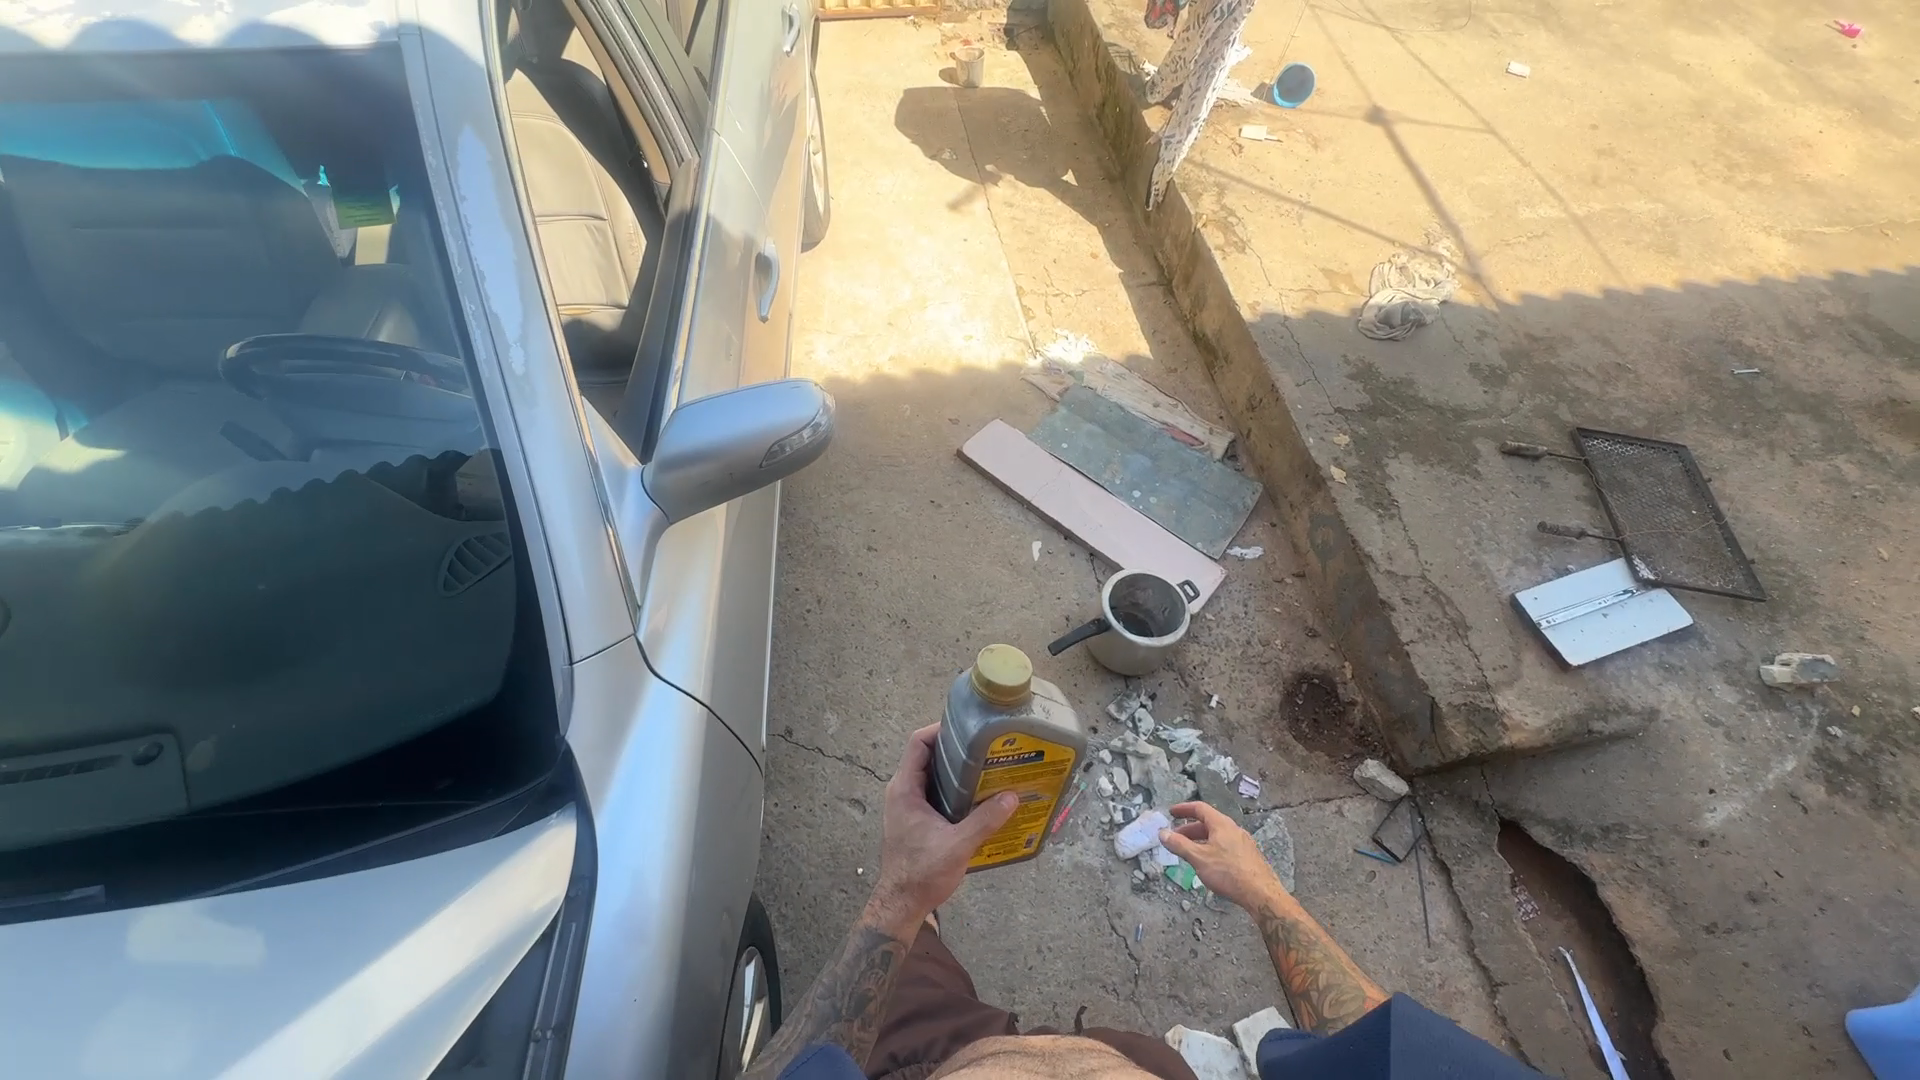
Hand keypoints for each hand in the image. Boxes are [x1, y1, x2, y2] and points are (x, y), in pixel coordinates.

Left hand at [868, 725, 1016, 927]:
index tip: (968, 728)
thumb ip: (984, 821)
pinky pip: (936, 792)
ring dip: (957, 770)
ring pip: (933, 775)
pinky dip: (954, 789)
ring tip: (988, 768)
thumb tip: (1012, 797)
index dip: (940, 729)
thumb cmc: (921, 874)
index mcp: (905, 788)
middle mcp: (903, 791)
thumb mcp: (957, 846)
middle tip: (986, 747)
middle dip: (956, 749)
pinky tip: (979, 797)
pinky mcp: (917, 819)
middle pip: (928, 756)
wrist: (902, 905)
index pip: (918, 743)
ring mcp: (908, 805)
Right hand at [1160, 801, 1287, 910]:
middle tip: (1176, 837)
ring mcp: (1243, 843)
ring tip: (1190, 852)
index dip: (1184, 809)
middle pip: (1208, 822)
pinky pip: (1226, 845)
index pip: (1200, 808)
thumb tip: (1162, 833)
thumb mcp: (1198, 858)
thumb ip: (1179, 845)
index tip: (1172, 812)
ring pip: (1217, 836)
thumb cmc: (1228, 873)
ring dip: (1200, 840)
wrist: (1262, 894)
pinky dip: (1212, 848)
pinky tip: (1209, 863)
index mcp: (1221, 824)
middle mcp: (1234, 829)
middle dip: (1190, 829)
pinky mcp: (1249, 856)